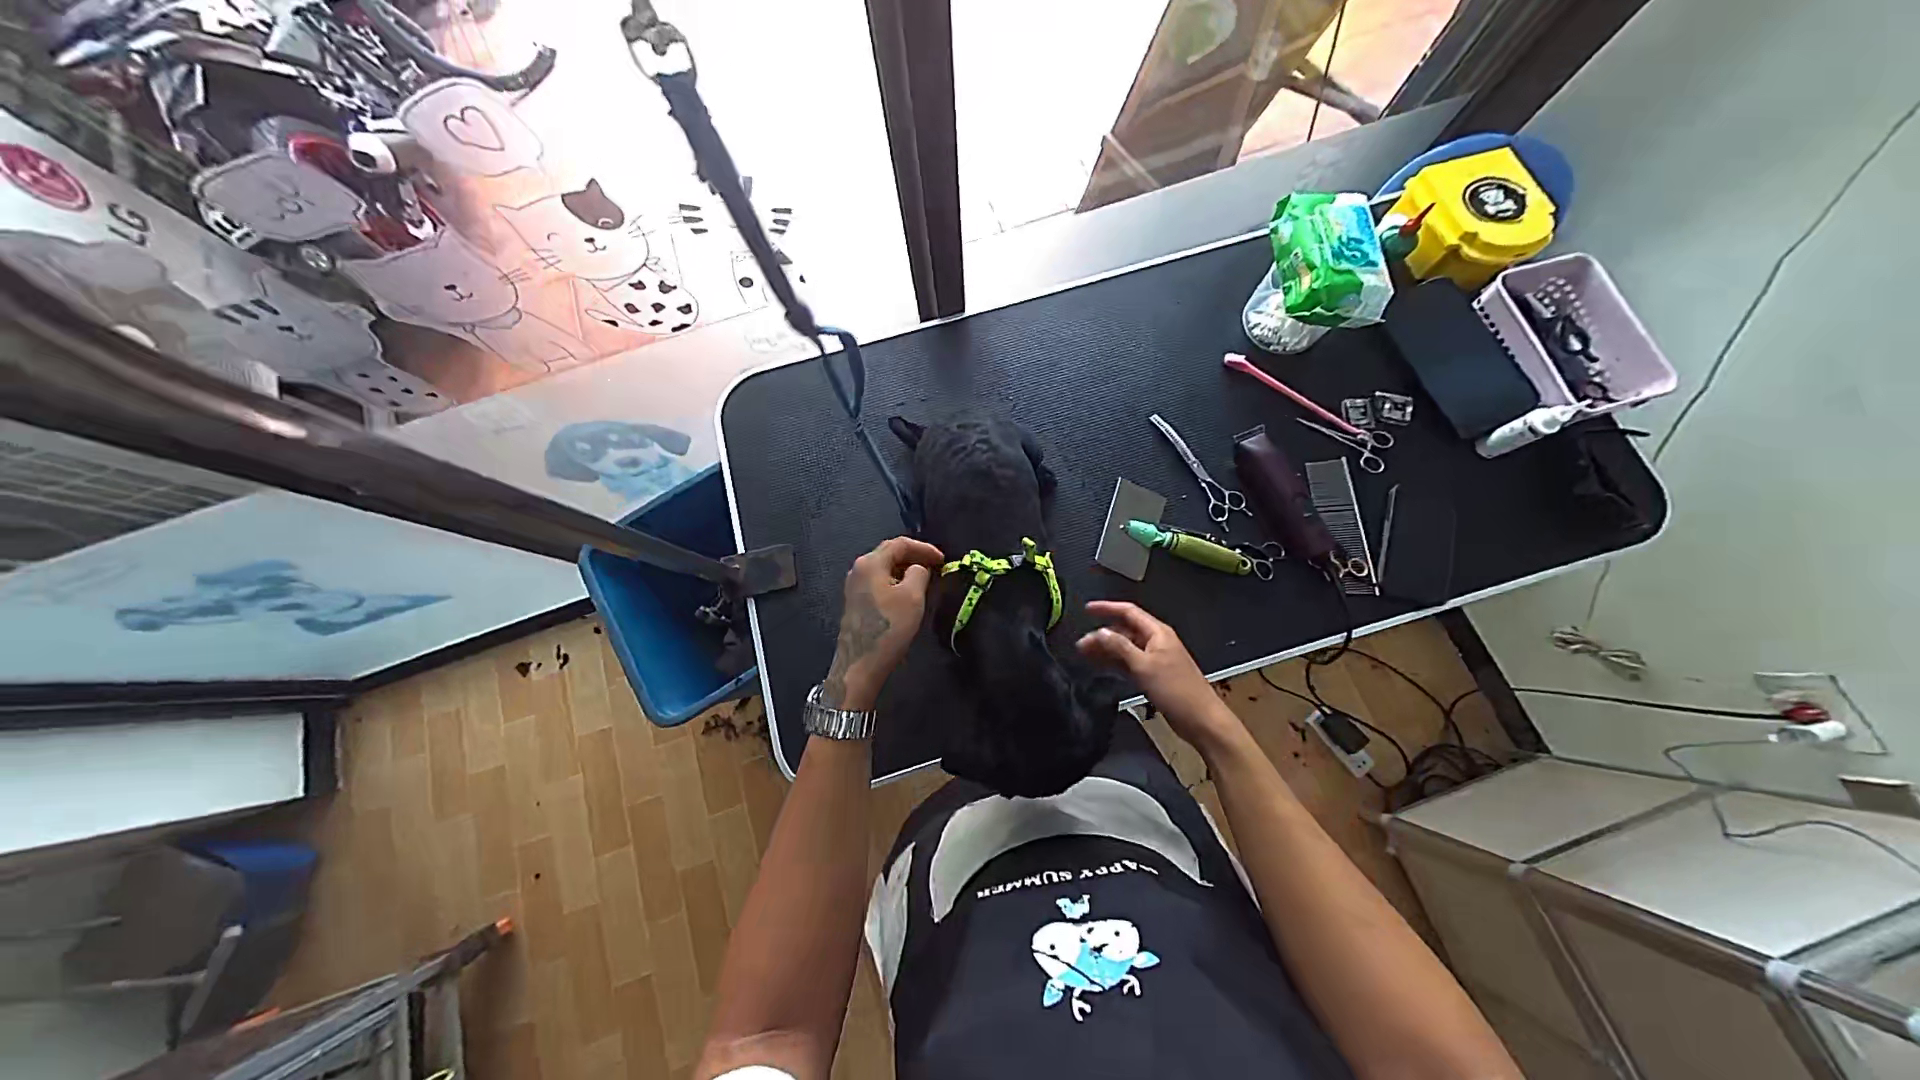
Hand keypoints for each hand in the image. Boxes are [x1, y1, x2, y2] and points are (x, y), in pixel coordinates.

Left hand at [822, 537, 944, 709]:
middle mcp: (858, 570)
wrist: (861, 664)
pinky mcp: (856, 602)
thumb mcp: (913, 596)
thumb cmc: (888, 627)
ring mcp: (854, 587)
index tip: (942, 559)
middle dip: (915, 558)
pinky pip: (879, 583)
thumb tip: (919, 568)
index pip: (900, 544)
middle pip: (890, 554)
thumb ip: (920, 573)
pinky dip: (897, 582)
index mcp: (870, 563)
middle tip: (936, 567)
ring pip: (885, 569)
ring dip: (906, 571)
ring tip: (926, 580)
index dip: (924, 548)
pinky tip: (909, 594)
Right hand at [1077, 601, 1244, 753]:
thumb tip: (1099, 632)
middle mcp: (1156, 642)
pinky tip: (1101, 667)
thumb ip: (1119, 647)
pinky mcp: (1154, 676)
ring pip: (1125, 648)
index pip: (1128, 612)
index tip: (1087, 609)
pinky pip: (1129, 663)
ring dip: (1106, 650)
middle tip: (1080, 644)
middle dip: (1102, 635)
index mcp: (1158, 633)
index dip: (1107, 608)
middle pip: (1125, 631)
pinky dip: (1115, 663)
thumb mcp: (1144, 666)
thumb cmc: (1176, 690)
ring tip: (1084, 655)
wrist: (1201, 720)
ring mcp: (1155, 659)